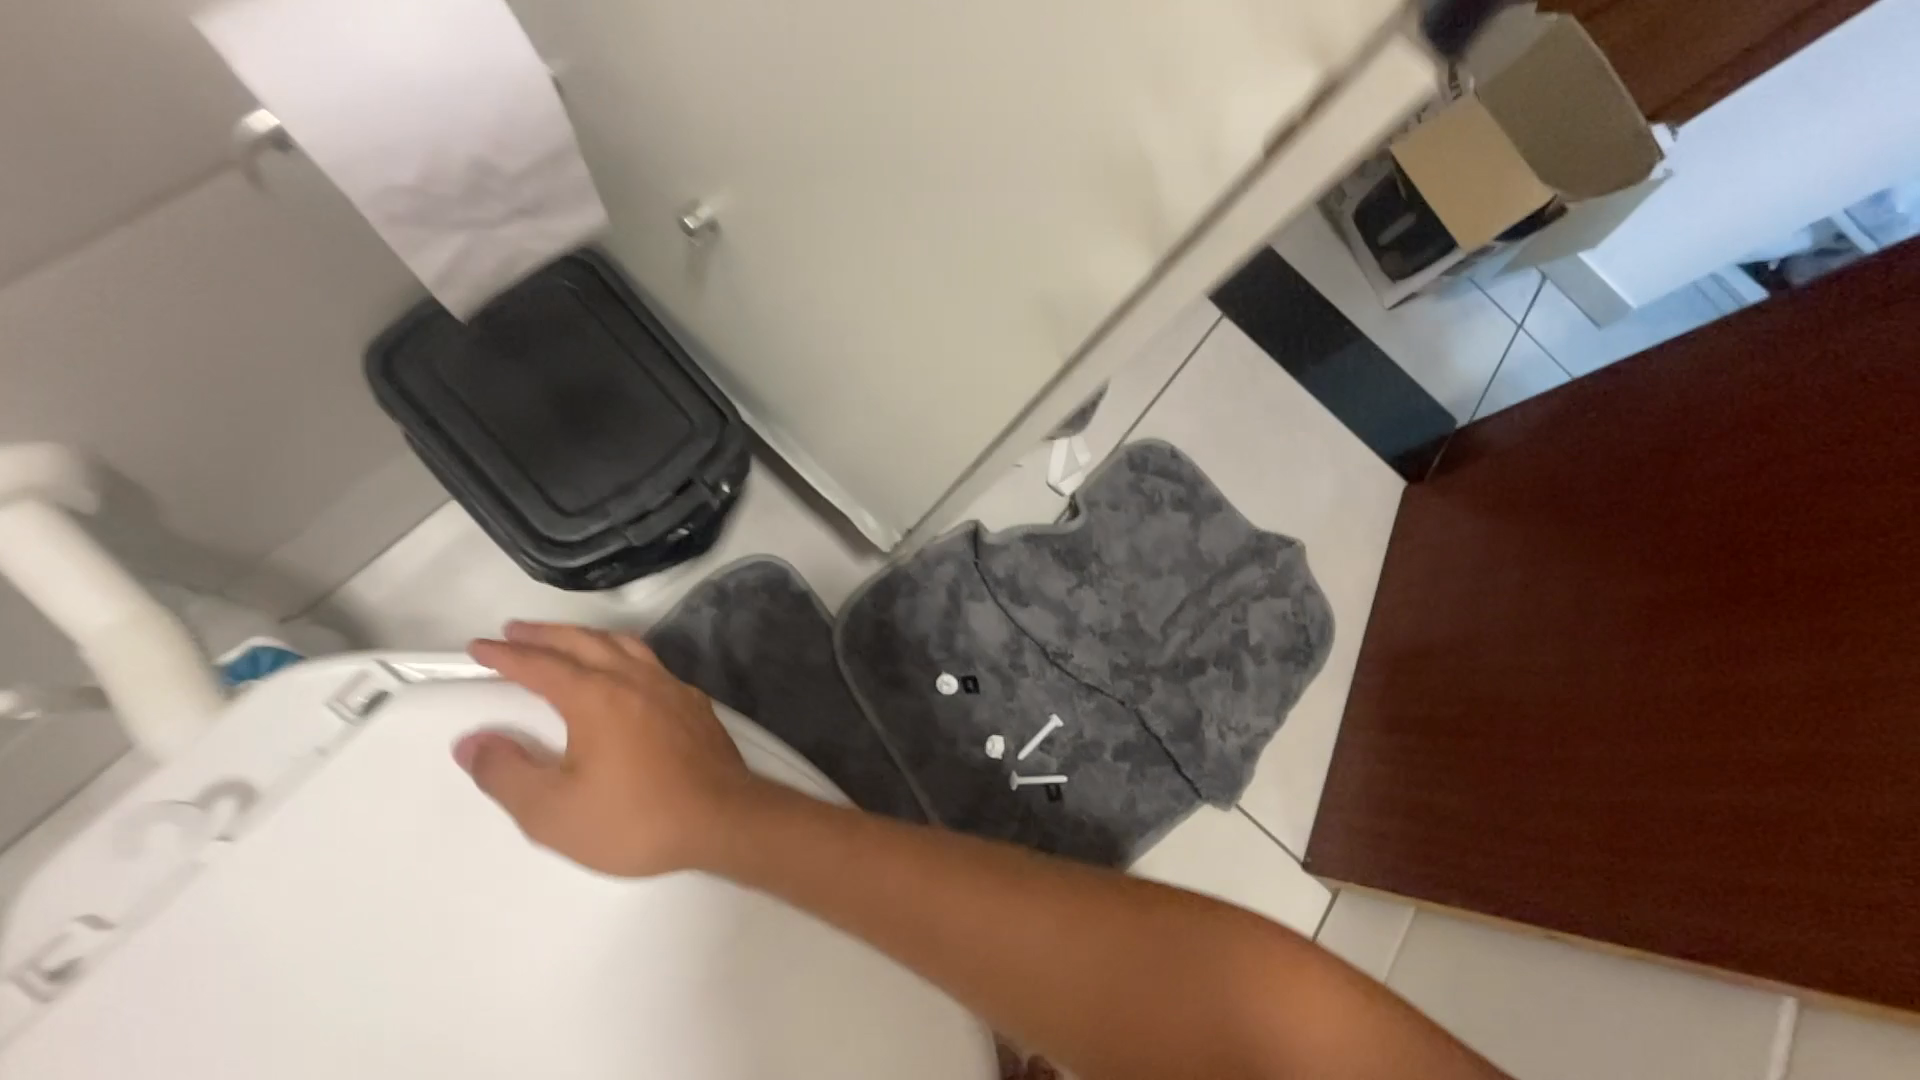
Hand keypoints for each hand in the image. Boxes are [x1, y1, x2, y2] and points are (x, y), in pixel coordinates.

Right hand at [456, 621, 766, 876]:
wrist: (724, 821)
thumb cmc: (636, 818)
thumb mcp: (552, 811)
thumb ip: (506, 774)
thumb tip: (473, 742)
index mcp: (596, 696)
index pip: (540, 665)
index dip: (506, 656)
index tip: (479, 647)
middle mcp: (635, 679)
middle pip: (584, 642)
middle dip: (545, 634)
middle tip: (515, 631)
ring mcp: (671, 688)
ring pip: (624, 645)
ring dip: (588, 638)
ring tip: (567, 641)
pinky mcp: (695, 705)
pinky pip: (652, 664)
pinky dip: (625, 655)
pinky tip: (626, 673)